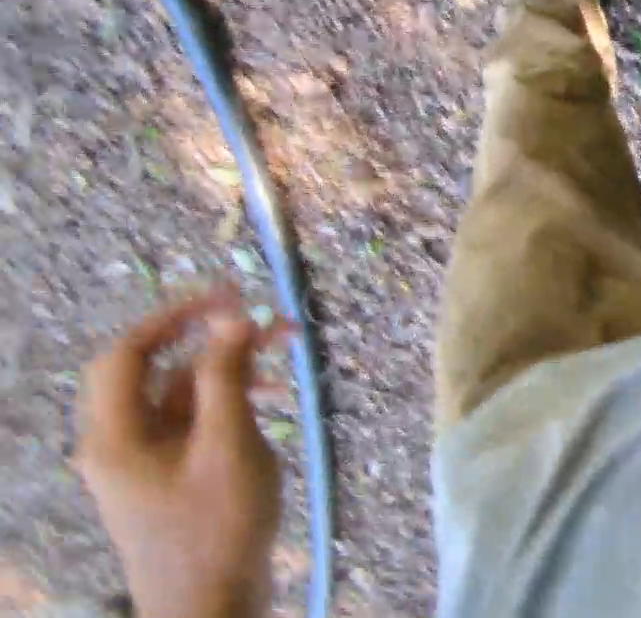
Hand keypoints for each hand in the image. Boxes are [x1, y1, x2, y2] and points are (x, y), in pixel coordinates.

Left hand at [74, 288, 286, 617]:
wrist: (210, 596)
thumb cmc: (217, 519)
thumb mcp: (228, 442)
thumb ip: (225, 377)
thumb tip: (231, 318)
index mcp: (115, 436)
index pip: (125, 355)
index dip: (171, 317)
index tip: (229, 293)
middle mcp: (119, 441)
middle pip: (154, 369)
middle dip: (210, 335)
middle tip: (264, 313)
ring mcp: (144, 458)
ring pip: (180, 390)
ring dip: (229, 361)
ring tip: (285, 345)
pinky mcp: (171, 469)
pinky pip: (194, 415)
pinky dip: (231, 392)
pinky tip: (273, 392)